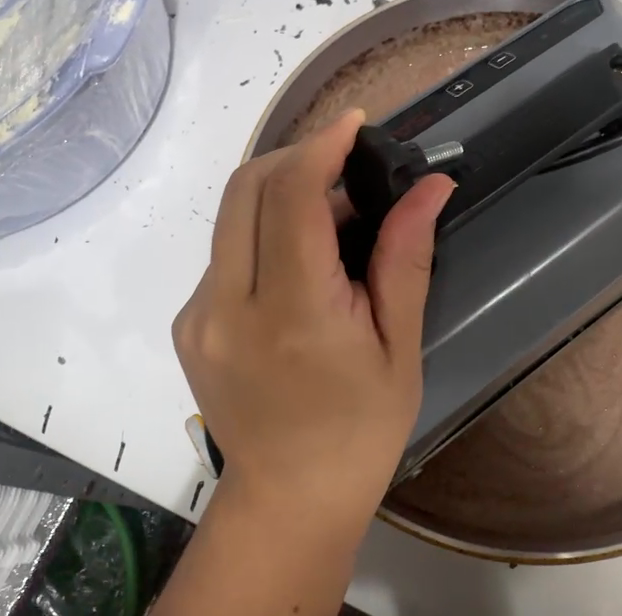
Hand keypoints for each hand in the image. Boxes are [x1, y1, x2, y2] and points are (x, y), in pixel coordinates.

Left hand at [172, 109, 455, 526]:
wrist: (289, 500)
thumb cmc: (360, 429)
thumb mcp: (399, 346)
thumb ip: (406, 257)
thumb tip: (432, 185)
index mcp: (292, 315)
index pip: (292, 198)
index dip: (322, 146)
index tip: (354, 122)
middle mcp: (228, 305)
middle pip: (248, 188)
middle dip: (298, 156)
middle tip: (347, 163)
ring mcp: (198, 314)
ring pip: (232, 213)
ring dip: (281, 191)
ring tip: (334, 219)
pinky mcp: (189, 321)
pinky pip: (226, 247)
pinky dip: (265, 229)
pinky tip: (302, 260)